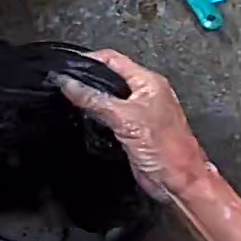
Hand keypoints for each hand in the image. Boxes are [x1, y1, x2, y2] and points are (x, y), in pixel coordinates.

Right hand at [54, 49, 211, 200]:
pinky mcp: (132, 129)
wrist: (177, 180)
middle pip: (109, 77)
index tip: (67, 66)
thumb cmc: (166, 149)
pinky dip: (95, 113)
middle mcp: (144, 93)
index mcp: (148, 82)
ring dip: (90, 97)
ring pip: (108, 96)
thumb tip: (68, 83)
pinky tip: (83, 116)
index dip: (89, 60)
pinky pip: (109, 115)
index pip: (113, 59)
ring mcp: (138, 112)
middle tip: (64, 82)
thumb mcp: (124, 118)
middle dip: (87, 78)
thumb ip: (94, 99)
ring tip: (68, 97)